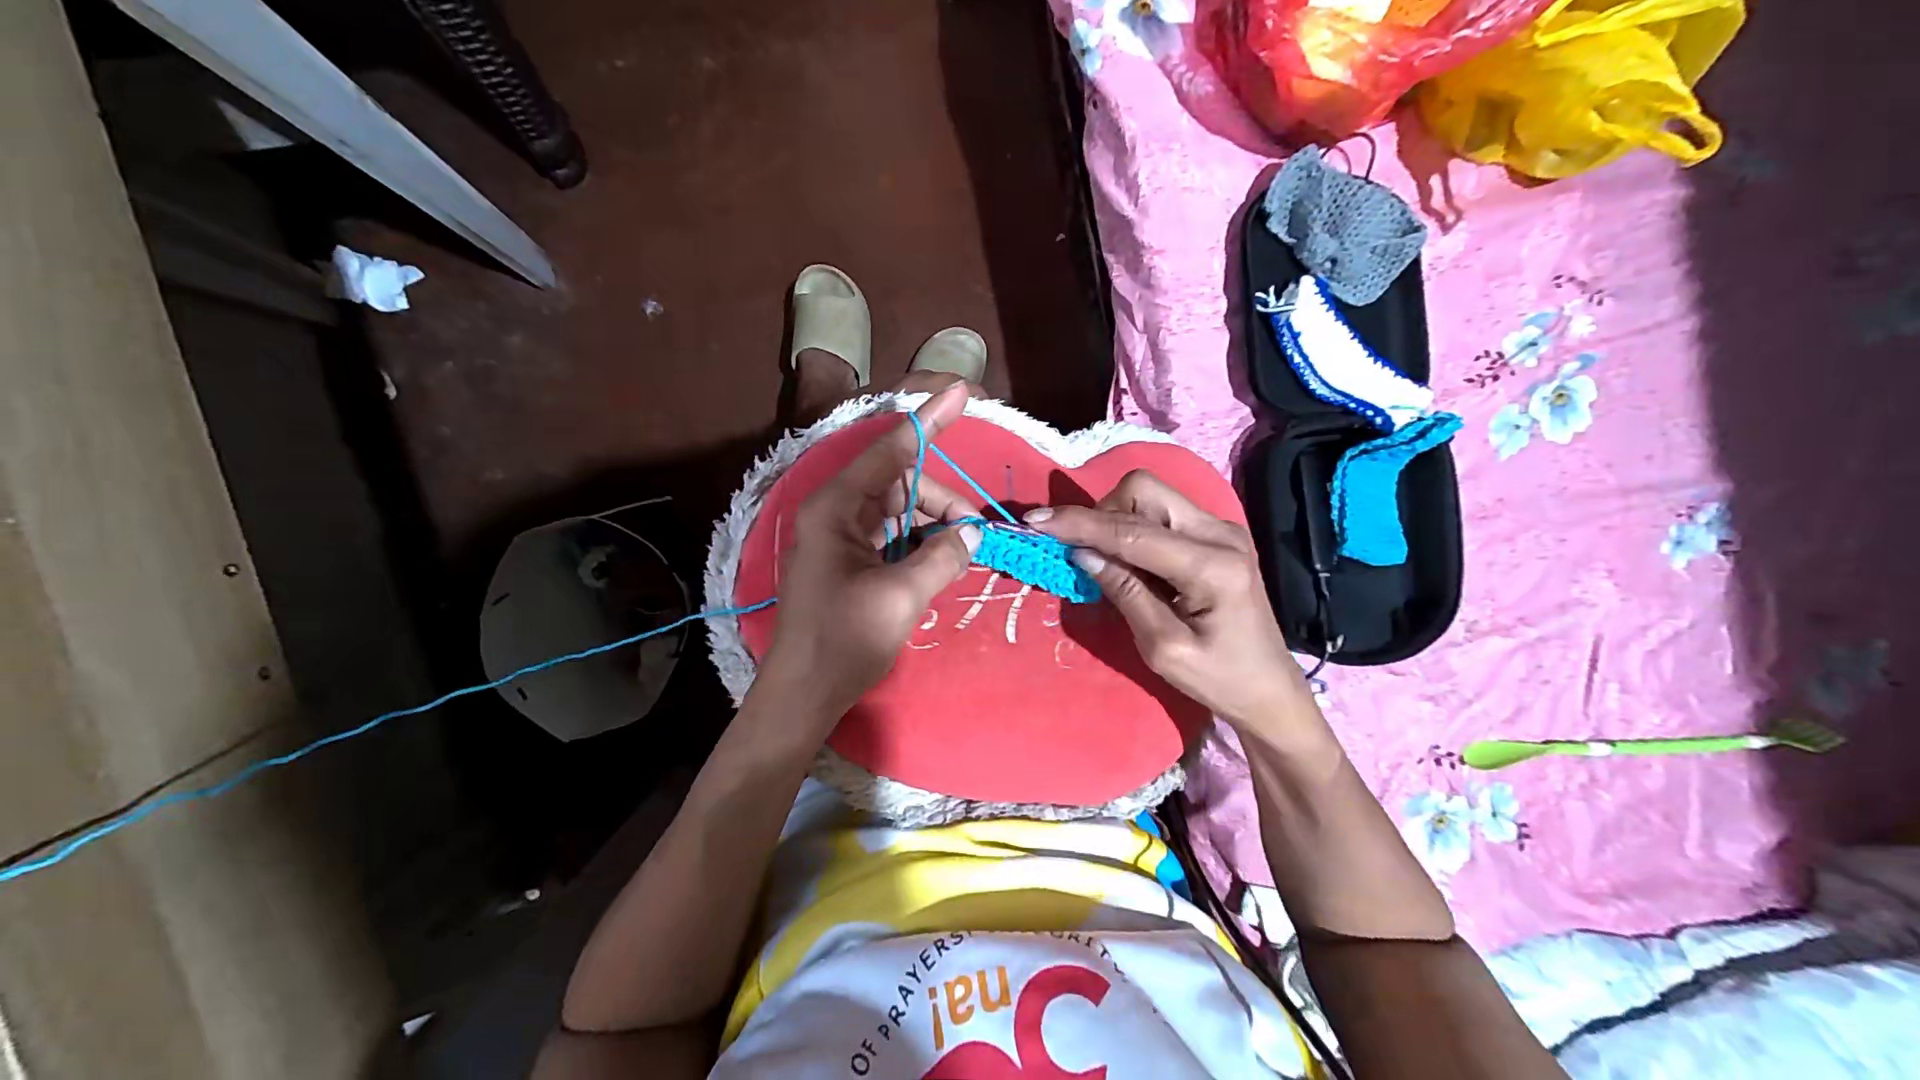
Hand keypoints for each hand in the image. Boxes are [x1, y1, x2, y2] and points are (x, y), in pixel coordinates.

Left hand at [763, 382, 982, 719]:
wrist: (805, 692)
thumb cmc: (845, 640)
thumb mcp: (902, 596)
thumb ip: (942, 556)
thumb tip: (973, 532)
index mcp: (836, 508)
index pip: (891, 450)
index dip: (931, 419)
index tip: (963, 389)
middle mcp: (836, 512)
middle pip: (901, 483)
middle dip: (942, 500)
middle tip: (976, 531)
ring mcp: (841, 537)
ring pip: (900, 511)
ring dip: (934, 524)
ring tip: (963, 550)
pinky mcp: (849, 560)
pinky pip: (893, 535)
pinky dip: (920, 543)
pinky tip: (942, 559)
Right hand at [1025, 470, 1315, 736]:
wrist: (1268, 687)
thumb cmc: (1218, 679)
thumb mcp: (1163, 648)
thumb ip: (1124, 592)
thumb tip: (1082, 553)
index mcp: (1212, 566)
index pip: (1132, 531)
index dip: (1080, 524)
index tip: (1036, 522)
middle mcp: (1220, 533)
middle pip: (1145, 489)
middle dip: (1102, 512)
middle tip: (1084, 552)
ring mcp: (1221, 529)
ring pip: (1151, 495)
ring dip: (1115, 518)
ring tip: (1104, 559)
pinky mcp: (1215, 534)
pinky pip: (1161, 512)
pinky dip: (1132, 526)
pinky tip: (1126, 559)